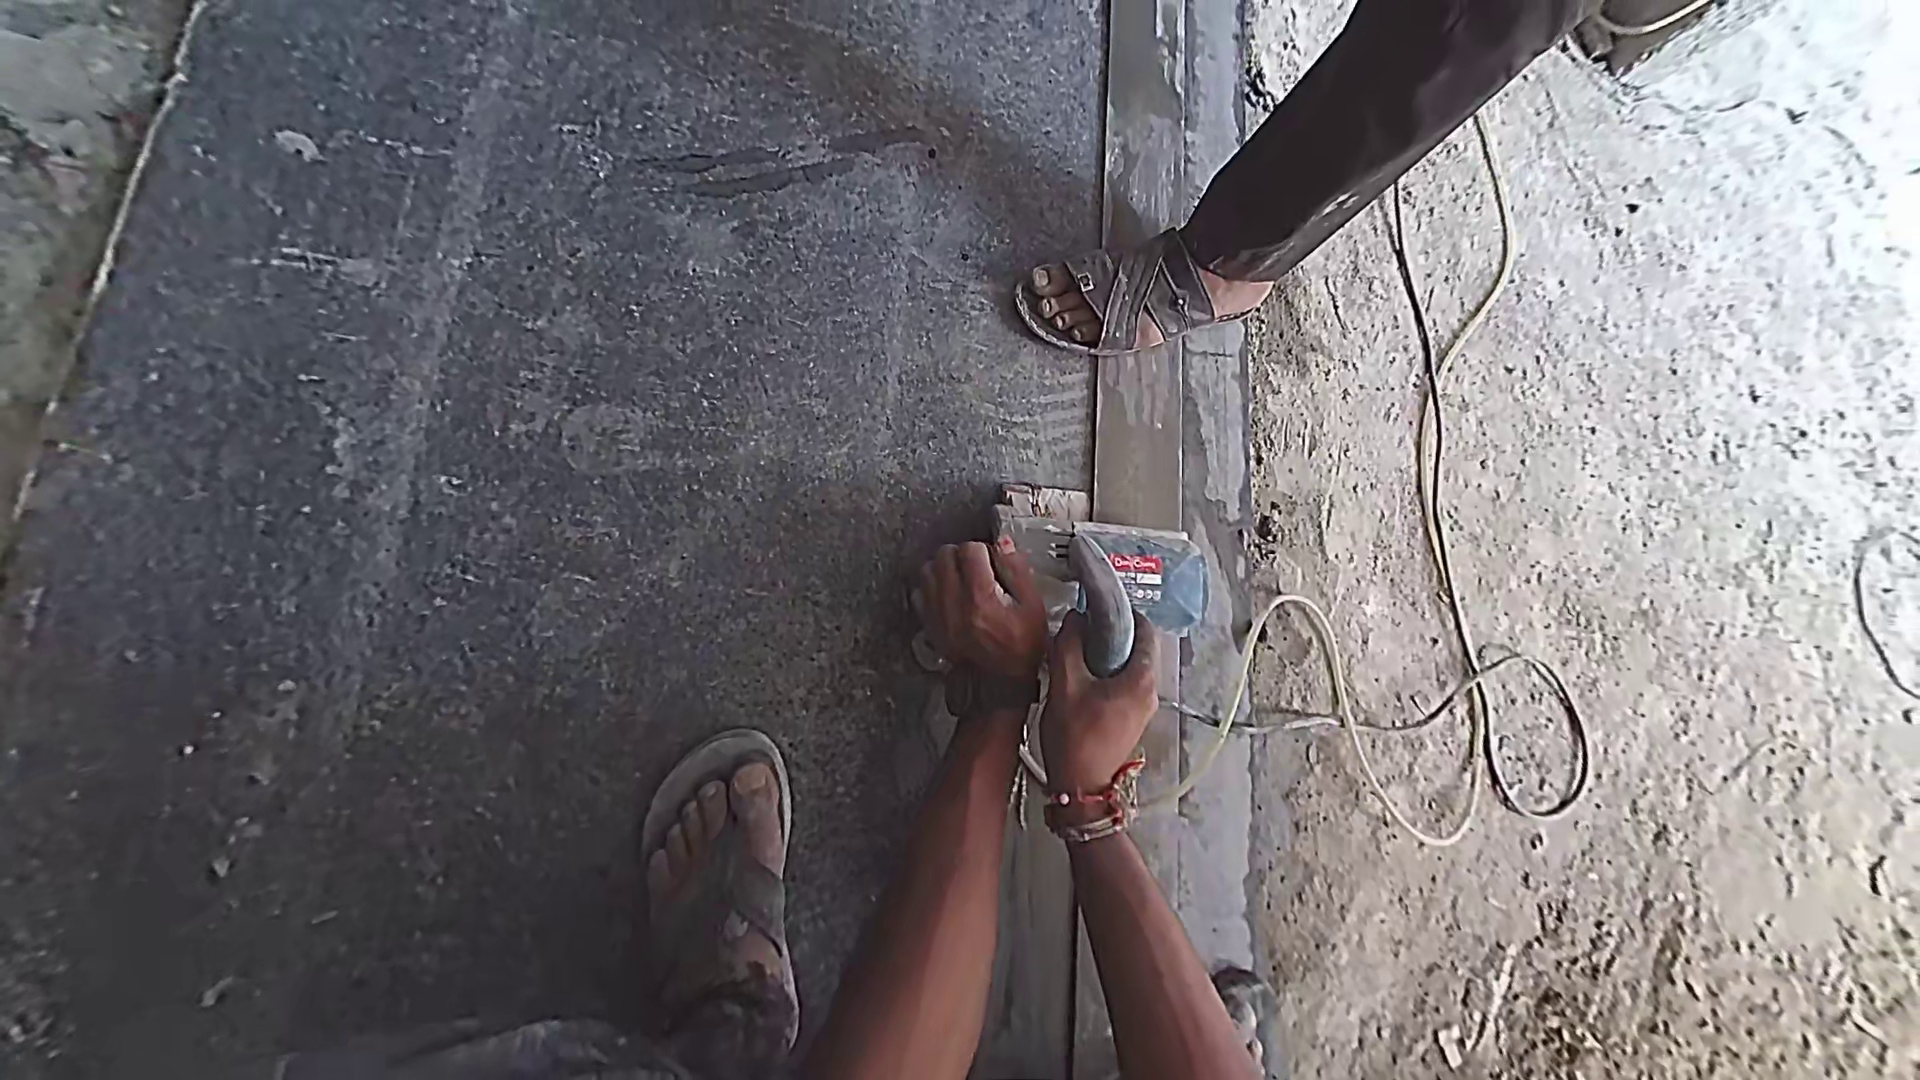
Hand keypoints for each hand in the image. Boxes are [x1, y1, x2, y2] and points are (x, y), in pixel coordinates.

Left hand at [919, 538, 1047, 679]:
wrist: (995, 687)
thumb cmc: (1019, 650)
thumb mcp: (1033, 609)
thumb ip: (1018, 572)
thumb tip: (1003, 544)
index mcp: (981, 597)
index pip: (971, 550)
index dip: (984, 549)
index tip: (992, 560)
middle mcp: (953, 602)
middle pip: (944, 555)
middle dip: (961, 554)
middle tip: (976, 566)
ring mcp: (936, 613)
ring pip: (927, 570)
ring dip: (943, 567)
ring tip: (961, 577)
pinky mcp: (929, 624)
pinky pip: (919, 592)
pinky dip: (931, 587)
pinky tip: (947, 593)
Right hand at [1041, 610, 1158, 793]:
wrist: (1080, 787)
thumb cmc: (1074, 737)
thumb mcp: (1065, 684)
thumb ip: (1069, 645)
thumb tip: (1074, 618)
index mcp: (1141, 681)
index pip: (1145, 631)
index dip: (1124, 612)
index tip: (1099, 604)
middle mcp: (1149, 693)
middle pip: (1137, 648)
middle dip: (1111, 632)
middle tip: (1083, 623)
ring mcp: (1142, 708)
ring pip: (1128, 666)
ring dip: (1106, 653)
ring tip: (1077, 646)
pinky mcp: (1130, 718)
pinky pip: (1123, 683)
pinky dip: (1106, 671)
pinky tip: (1081, 673)